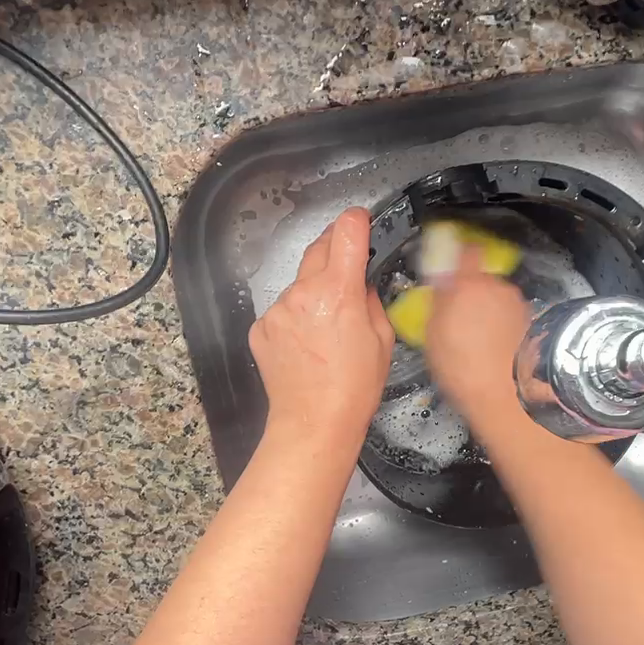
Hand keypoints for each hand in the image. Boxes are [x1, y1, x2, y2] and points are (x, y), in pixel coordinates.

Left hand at [249, 207, 393, 454]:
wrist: (313, 423)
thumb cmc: (353, 389)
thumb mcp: (382, 340)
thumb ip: (371, 301)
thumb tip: (362, 283)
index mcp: (339, 293)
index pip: (346, 232)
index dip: (356, 222)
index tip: (361, 222)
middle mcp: (303, 294)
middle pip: (318, 248)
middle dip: (335, 250)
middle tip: (349, 265)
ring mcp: (277, 310)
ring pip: (299, 283)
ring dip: (314, 291)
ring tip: (328, 328)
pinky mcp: (261, 327)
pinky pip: (283, 309)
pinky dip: (296, 317)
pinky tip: (308, 344)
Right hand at [423, 249, 532, 434]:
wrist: (500, 394)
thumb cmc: (463, 368)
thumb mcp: (432, 332)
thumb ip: (438, 300)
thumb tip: (440, 283)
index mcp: (467, 284)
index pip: (466, 250)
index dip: (459, 253)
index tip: (452, 259)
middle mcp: (496, 288)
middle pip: (482, 277)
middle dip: (471, 290)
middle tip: (457, 312)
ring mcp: (516, 304)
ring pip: (497, 297)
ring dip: (487, 308)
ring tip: (474, 335)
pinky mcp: (529, 322)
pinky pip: (509, 315)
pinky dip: (501, 323)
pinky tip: (491, 345)